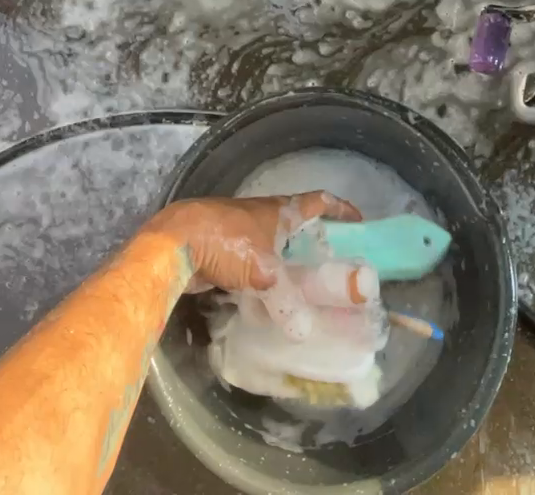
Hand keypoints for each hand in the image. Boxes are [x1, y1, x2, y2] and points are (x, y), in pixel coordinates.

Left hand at [144, 192, 361, 292]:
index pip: (317, 202)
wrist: (177, 243)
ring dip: (287, 261)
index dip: (339, 209)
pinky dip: (263, 278)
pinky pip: (252, 265)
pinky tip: (268, 298)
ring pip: (273, 246)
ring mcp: (241, 232)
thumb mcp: (264, 272)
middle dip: (313, 240)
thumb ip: (287, 301)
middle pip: (296, 224)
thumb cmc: (227, 243)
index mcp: (279, 210)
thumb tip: (304, 331)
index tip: (357, 220)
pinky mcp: (223, 251)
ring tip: (304, 285)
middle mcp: (263, 216)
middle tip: (332, 262)